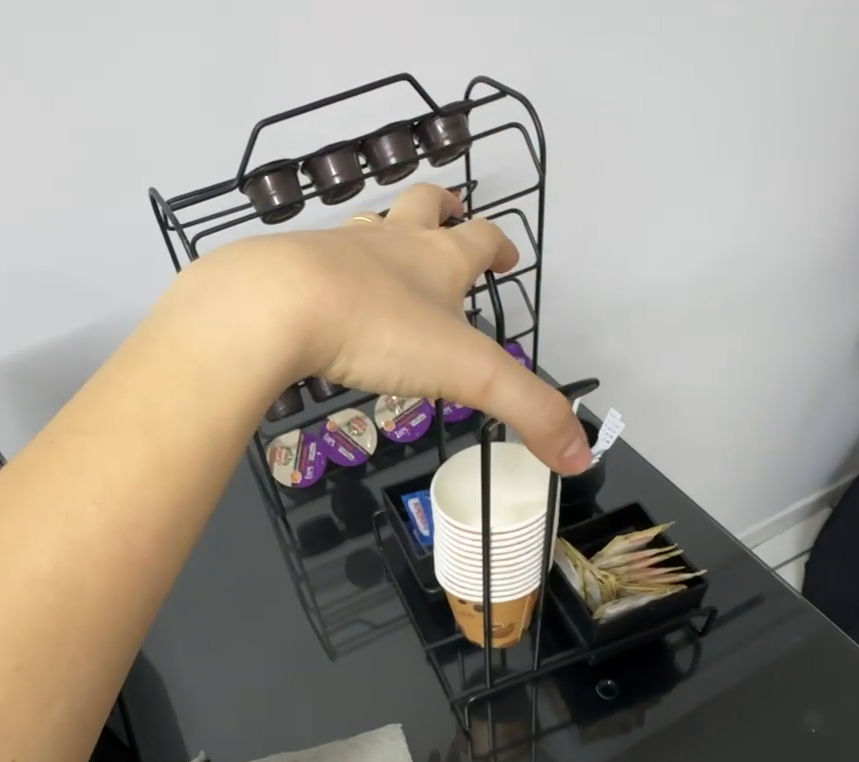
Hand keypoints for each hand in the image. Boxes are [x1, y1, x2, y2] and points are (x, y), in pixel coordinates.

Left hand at [170, 184, 589, 473]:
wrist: (277, 305)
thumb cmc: (381, 330)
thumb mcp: (469, 374)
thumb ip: (528, 412)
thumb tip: (582, 458)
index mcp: (438, 260)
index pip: (481, 239)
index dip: (499, 245)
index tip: (507, 256)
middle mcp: (391, 242)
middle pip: (424, 206)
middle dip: (443, 209)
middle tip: (451, 215)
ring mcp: (336, 249)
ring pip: (368, 225)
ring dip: (384, 231)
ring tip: (385, 249)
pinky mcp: (289, 269)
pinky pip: (316, 259)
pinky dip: (329, 268)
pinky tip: (321, 292)